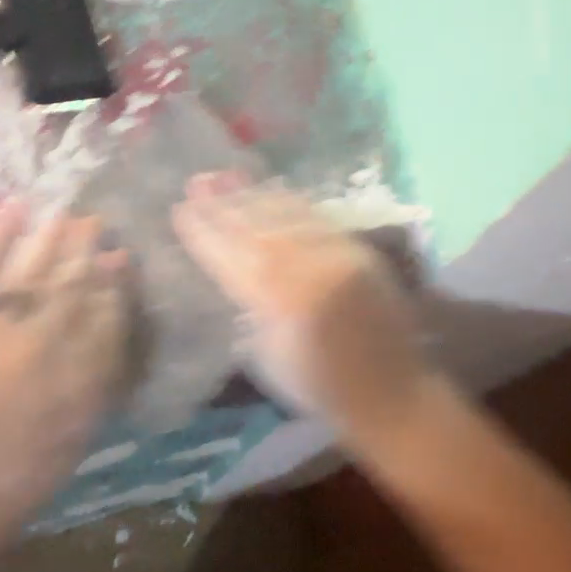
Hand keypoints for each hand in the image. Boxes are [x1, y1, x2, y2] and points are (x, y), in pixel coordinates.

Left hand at [0, 203, 130, 541]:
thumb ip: (94, 387)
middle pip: (76, 286)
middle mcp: (52, 341)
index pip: (107, 316)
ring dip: (55, 239)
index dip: (116, 284)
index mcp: (84, 373)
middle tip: (98, 220)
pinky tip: (14, 210)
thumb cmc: (18, 477)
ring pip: (38, 271)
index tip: (122, 258)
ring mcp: (3, 327)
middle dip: (89, 252)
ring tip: (70, 213)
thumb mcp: (75, 437)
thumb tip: (107, 348)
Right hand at [172, 172, 435, 435]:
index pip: (233, 255)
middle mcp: (311, 267)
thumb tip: (232, 276)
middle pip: (259, 227)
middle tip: (197, 182)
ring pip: (289, 216)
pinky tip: (272, 190)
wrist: (390, 393)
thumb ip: (249, 310)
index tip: (180, 210)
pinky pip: (318, 218)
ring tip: (225, 178)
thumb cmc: (319, 389)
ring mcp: (338, 254)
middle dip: (225, 204)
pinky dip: (291, 202)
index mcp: (282, 299)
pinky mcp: (359, 250)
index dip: (205, 231)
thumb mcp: (267, 358)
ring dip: (254, 196)